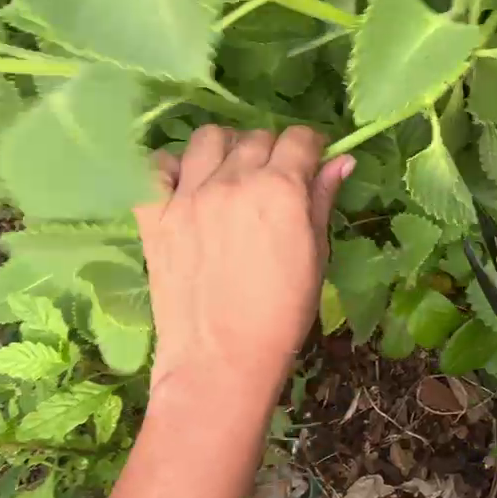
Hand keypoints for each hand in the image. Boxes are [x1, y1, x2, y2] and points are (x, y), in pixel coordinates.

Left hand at [134, 126, 354, 402]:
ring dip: (226, 150)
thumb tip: (343, 160)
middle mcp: (233, 180)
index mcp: (280, 188)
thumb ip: (323, 199)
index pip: (300, 137)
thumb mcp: (316, 253)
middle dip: (272, 151)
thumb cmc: (283, 311)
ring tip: (230, 176)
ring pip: (208, 138)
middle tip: (274, 181)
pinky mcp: (153, 216)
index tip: (311, 163)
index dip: (311, 147)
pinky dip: (173, 170)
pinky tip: (187, 189)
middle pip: (257, 136)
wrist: (221, 361)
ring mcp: (188, 195)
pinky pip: (156, 168)